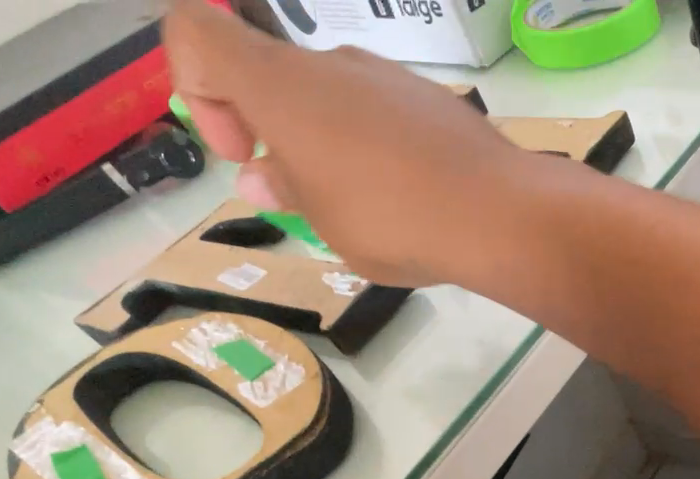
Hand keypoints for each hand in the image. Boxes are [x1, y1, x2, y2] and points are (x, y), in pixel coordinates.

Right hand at [162, 0, 526, 285]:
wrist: (505, 215)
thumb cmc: (396, 221)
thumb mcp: (326, 223)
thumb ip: (288, 190)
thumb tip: (263, 177)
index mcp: (281, 83)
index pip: (195, 33)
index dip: (198, 90)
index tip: (248, 155)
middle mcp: (334, 63)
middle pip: (279, 77)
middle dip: (283, 135)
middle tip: (319, 200)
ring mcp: (394, 78)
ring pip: (341, 100)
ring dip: (340, 146)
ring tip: (379, 211)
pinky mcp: (441, 103)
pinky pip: (394, 118)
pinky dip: (390, 151)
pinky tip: (422, 202)